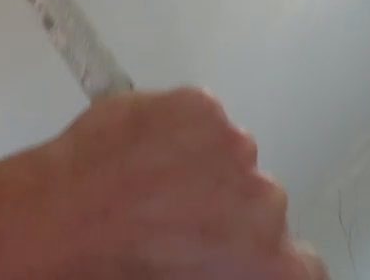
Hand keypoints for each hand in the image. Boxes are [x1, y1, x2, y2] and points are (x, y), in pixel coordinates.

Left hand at [26, 88, 327, 278]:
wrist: (65, 220)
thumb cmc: (117, 268)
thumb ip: (229, 268)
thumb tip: (220, 256)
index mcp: (276, 267)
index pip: (304, 263)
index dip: (261, 252)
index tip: (238, 249)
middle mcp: (268, 204)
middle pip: (261, 199)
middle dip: (225, 202)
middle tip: (178, 210)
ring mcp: (235, 148)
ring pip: (229, 151)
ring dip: (202, 157)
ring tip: (151, 174)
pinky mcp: (203, 106)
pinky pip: (200, 113)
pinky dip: (177, 122)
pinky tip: (143, 145)